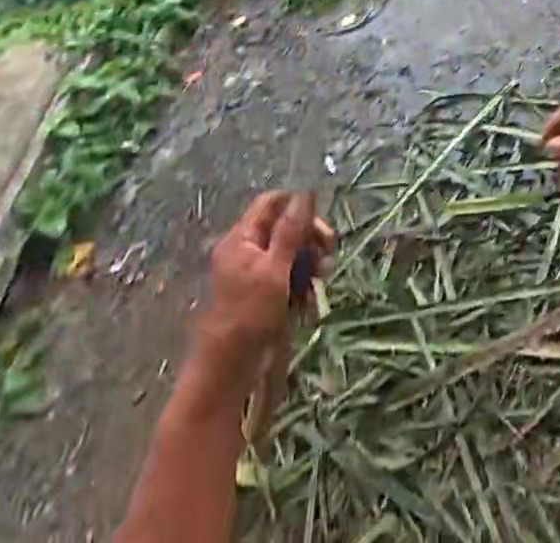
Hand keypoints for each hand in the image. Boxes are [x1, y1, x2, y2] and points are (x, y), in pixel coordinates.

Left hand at [196, 192, 334, 366]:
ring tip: (323, 275)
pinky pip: (287, 276)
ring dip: (309, 260)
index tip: (320, 221)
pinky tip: (310, 296)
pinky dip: (301, 281)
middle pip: (284, 227)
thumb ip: (290, 230)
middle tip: (329, 250)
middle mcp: (247, 250)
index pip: (271, 203)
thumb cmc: (249, 313)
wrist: (230, 366)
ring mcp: (255, 272)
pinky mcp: (265, 293)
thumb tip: (305, 193)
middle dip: (309, 236)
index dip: (297, 205)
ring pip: (290, 252)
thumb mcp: (274, 269)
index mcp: (241, 238)